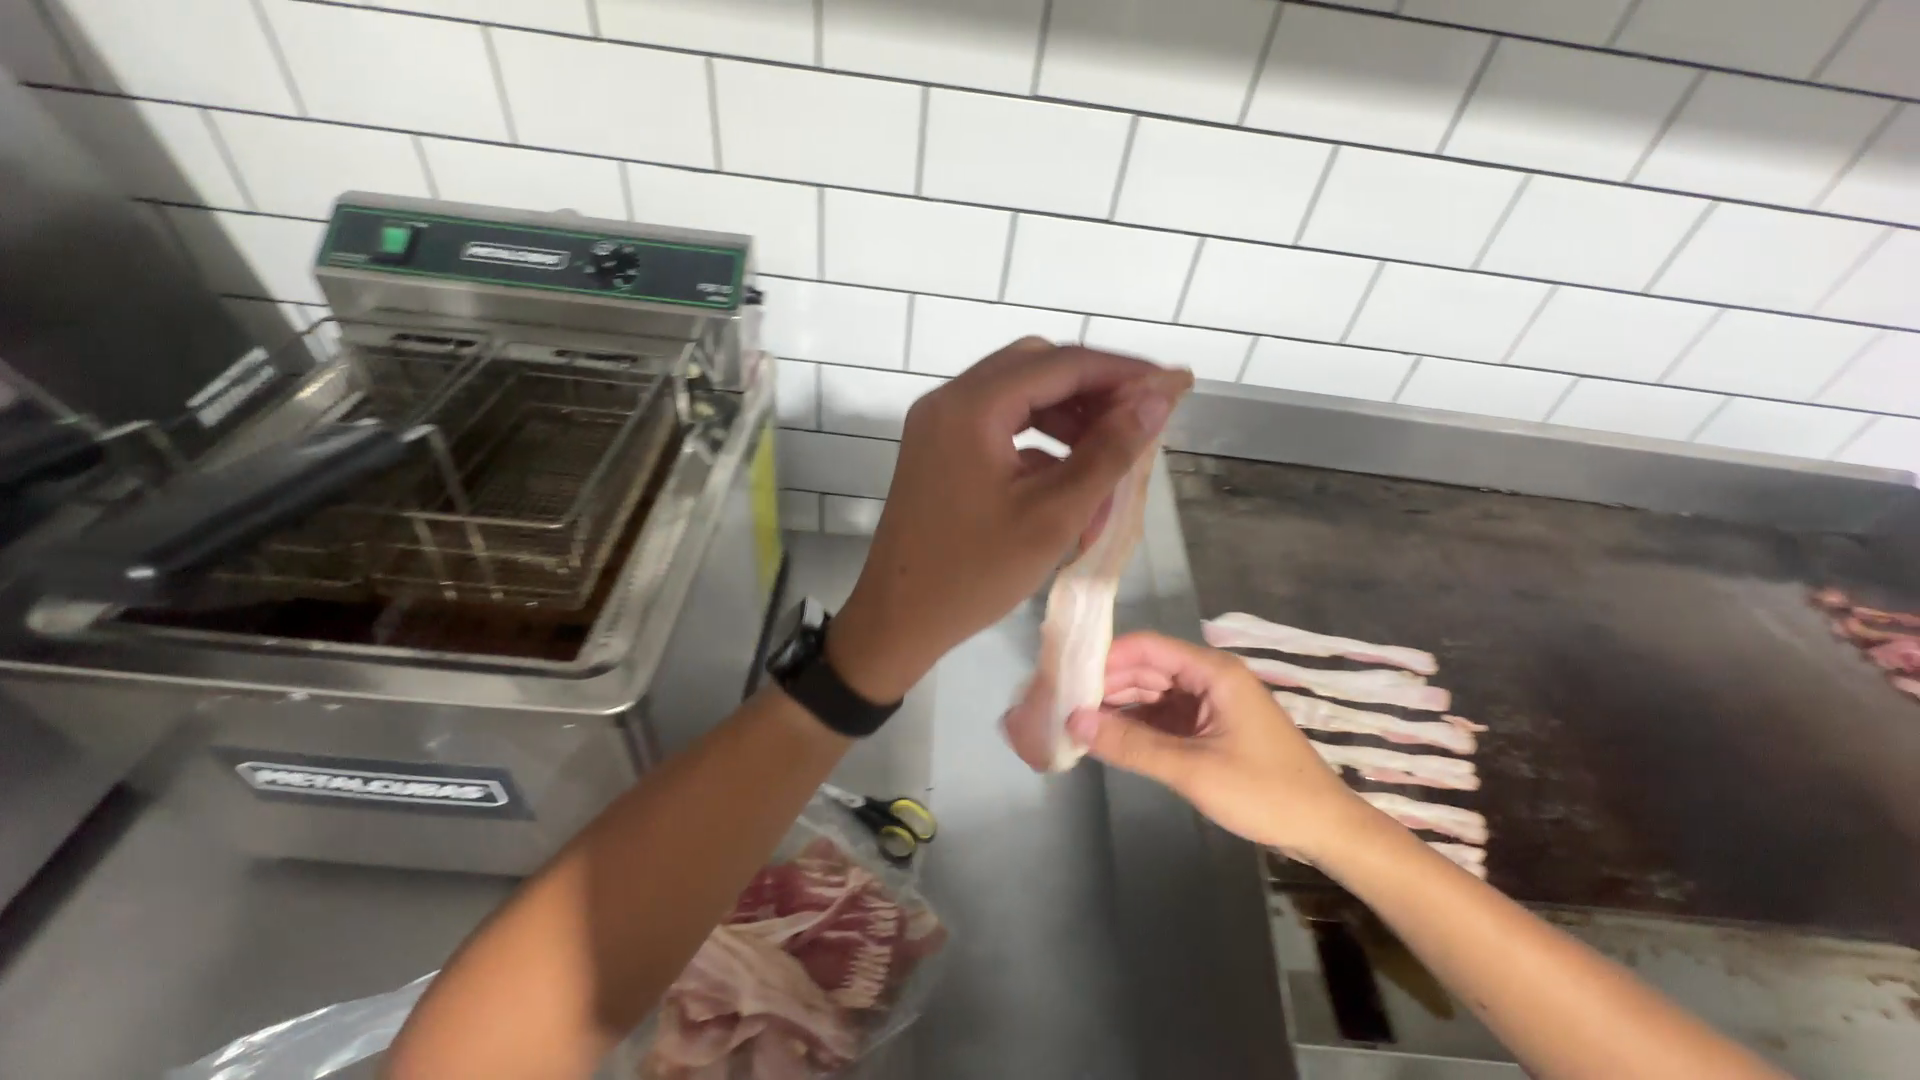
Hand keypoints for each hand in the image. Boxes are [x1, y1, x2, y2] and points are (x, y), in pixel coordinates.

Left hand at [828, 339, 1190, 701]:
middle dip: (1094, 390)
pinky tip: (1070, 481)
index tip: (1172, 385)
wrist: (897, 621)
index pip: (1062, 364)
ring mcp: (938, 425)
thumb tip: (1158, 397)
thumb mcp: (1053, 515)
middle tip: (1141, 418)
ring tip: (1112, 457)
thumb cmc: (975, 574)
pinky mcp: (938, 451)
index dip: (1123, 371)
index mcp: (971, 406)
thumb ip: (1109, 451)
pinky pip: (999, 428)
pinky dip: (1039, 444)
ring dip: (1069, 419)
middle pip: (1037, 369)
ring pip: (1019, 397)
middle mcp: (949, 400)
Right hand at [1066, 632, 1375, 861]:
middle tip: (1061, 704)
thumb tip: (1074, 722)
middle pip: (1147, 668)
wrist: (1325, 829)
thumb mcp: (1193, 770)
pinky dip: (1138, 726)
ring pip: (1153, 693)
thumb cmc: (1265, 792)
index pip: (1146, 647)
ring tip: (1076, 723)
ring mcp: (1211, 704)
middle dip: (1106, 684)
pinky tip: (1108, 739)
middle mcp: (1210, 679)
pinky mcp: (1211, 729)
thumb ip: (1132, 745)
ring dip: (1119, 706)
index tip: (1065, 679)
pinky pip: (1165, 717)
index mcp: (1213, 672)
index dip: (1105, 659)